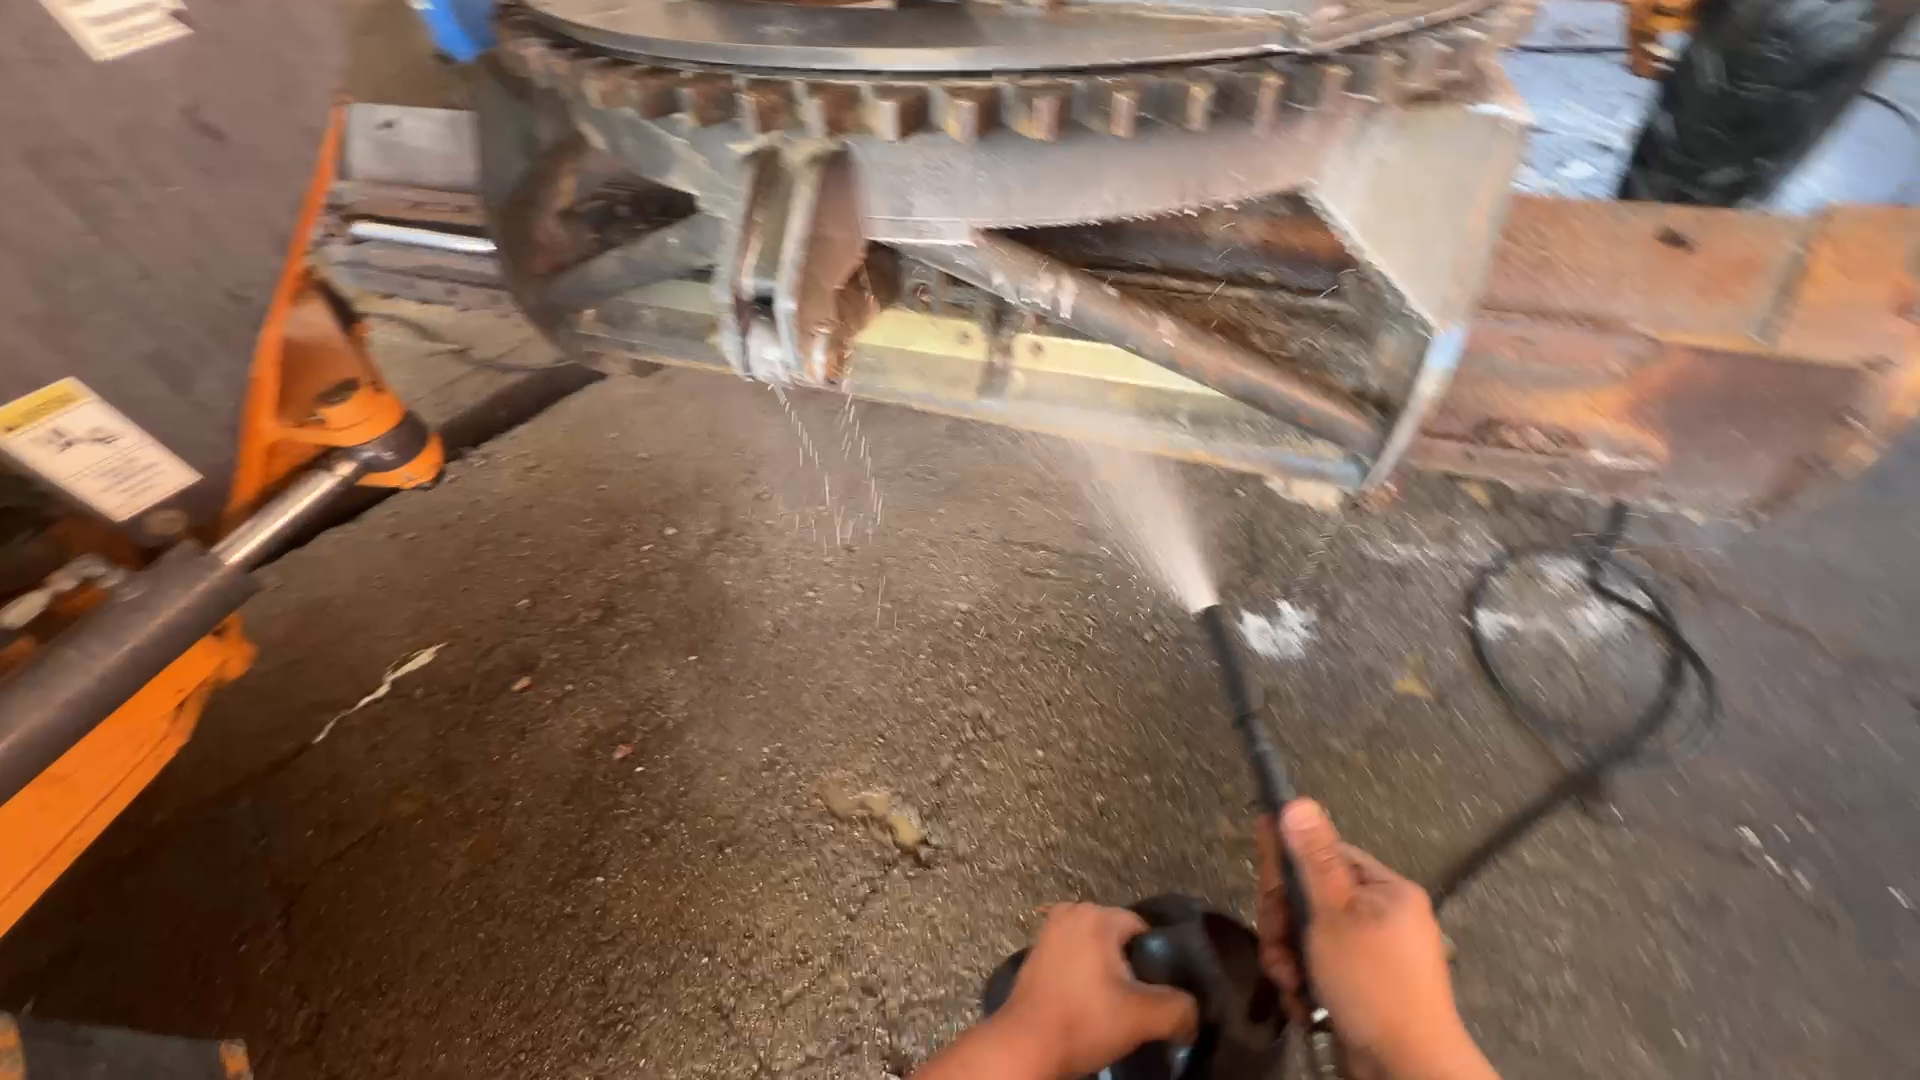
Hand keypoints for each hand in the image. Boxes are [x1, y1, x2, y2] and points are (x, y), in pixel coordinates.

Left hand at [990, 903, 1199, 1078]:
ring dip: (1106, 973)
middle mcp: (1071, 911)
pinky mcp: (1037, 950)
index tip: (1157, 993)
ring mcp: (1050, 929)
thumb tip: (1193, 1012)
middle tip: (1136, 1003)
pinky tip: (1087, 1003)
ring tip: (1111, 1006)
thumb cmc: (1083, 1021)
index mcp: (1096, 915)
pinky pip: (1075, 956)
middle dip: (1130, 967)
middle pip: (1119, 938)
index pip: (1143, 930)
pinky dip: (1084, 975)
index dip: (1156, 962)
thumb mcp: (1142, 1017)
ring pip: (1096, 949)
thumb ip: (1179, 1008)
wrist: (1026, 1044)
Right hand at [1256, 800, 1496, 1079]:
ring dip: (1288, 956)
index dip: (1288, 872)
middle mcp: (1381, 915)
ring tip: (1290, 983)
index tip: (1269, 893)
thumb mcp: (1335, 914)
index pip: (1321, 856)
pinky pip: (1319, 964)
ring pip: (1308, 933)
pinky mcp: (1361, 985)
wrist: (1408, 1071)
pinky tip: (1302, 1001)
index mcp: (1385, 890)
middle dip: (1284, 925)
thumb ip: (1312, 858)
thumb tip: (1297, 800)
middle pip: (1309, 897)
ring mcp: (1372, 952)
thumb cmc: (1373, 984)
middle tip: (1280, 950)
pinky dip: (1303, 980)